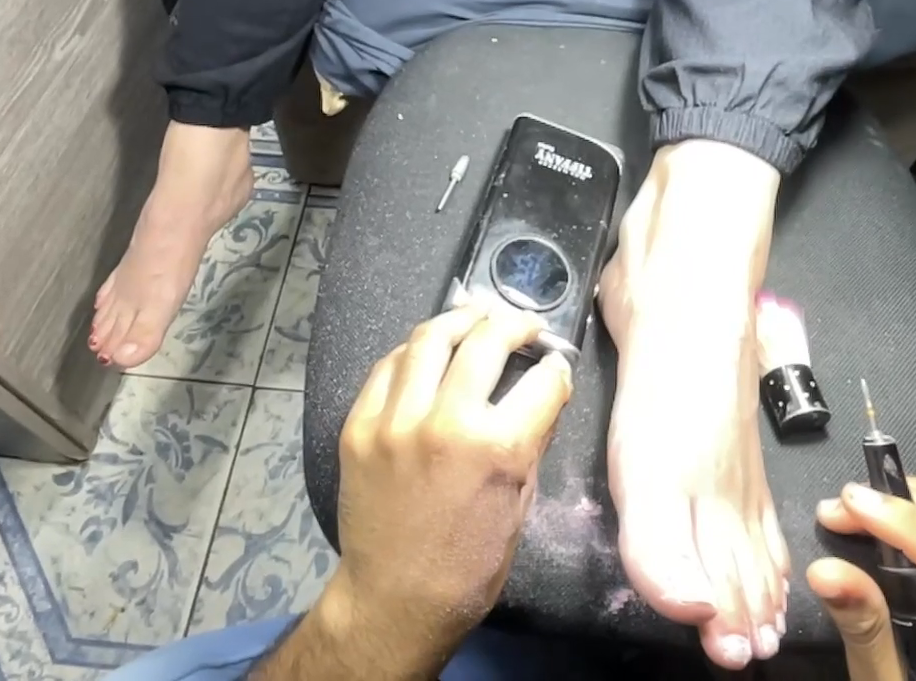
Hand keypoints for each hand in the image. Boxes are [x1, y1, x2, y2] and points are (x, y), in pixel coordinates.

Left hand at [327, 302, 575, 674]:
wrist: (394, 599)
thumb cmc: (470, 562)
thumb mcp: (520, 503)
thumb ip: (532, 438)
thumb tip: (546, 387)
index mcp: (496, 448)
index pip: (542, 381)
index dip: (555, 368)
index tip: (554, 362)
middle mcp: (445, 422)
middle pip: (486, 340)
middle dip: (514, 323)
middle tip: (522, 324)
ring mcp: (395, 420)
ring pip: (430, 338)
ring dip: (461, 319)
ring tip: (477, 316)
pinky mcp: (359, 424)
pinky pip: (389, 365)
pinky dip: (415, 351)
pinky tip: (430, 350)